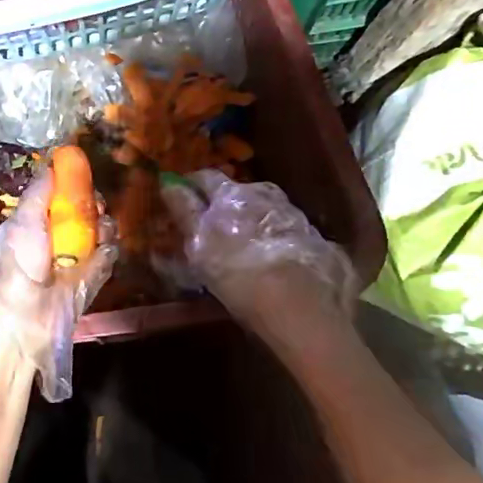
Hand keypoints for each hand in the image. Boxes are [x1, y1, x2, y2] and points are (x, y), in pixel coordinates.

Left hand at [0, 168, 115, 399]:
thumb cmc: (21, 262)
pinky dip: (108, 248)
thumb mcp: (24, 219)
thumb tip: (53, 163)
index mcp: (35, 223)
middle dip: (93, 203)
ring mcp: (77, 257)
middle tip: (95, 206)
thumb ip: (40, 191)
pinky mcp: (94, 275)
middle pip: (85, 210)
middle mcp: (56, 238)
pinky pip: (109, 253)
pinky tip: (102, 248)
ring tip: (98, 230)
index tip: (81, 177)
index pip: (59, 197)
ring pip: (101, 230)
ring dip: (103, 225)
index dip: (72, 185)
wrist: (32, 314)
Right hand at [161, 170, 357, 327]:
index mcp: (231, 193)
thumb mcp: (199, 247)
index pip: (204, 177)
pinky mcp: (314, 237)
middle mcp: (263, 194)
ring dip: (250, 219)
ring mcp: (292, 214)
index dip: (189, 185)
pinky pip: (284, 229)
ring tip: (242, 244)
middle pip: (237, 190)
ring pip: (263, 208)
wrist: (304, 305)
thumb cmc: (238, 274)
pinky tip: (270, 258)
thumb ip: (184, 212)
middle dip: (222, 202)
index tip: (179, 197)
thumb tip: (168, 185)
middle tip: (210, 224)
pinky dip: (273, 237)